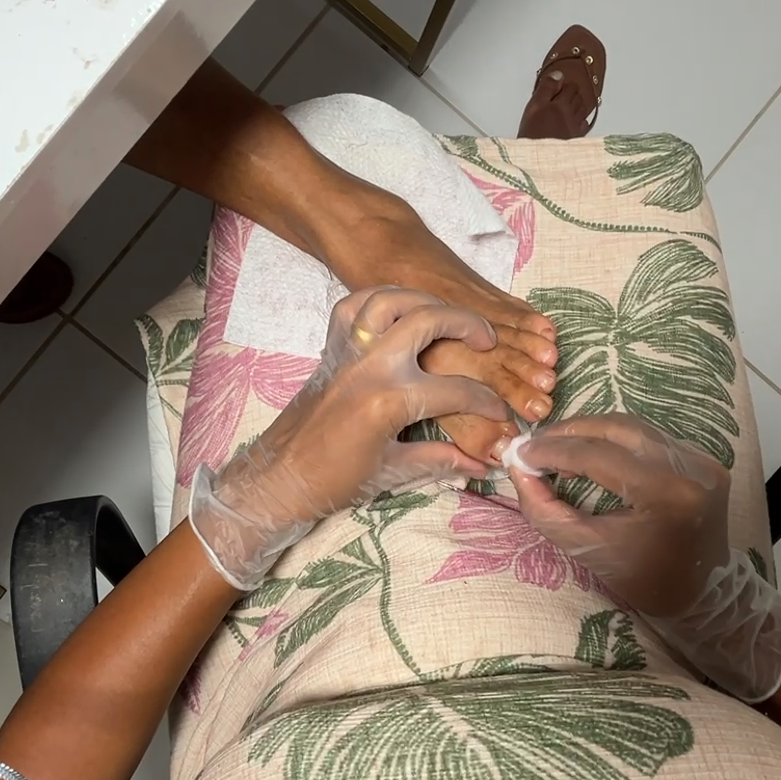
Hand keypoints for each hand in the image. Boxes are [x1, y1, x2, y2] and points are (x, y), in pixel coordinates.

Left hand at [191, 287, 508, 590]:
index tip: (501, 411)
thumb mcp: (394, 472)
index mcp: (389, 401)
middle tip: (486, 341)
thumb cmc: (334, 481)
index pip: (456, 391)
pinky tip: (396, 314)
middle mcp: (369, 366)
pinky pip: (352, 307)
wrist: (280, 478)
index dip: (487, 402)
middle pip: (428, 319)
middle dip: (468, 324)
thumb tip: (482, 463)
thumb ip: (442, 460)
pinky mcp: (329, 350)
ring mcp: (346, 352)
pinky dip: (377, 301)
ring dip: (423, 300)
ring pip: (388, 299)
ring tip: (444, 315)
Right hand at [505, 414, 780, 700]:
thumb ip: (546, 509)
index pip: (597, 455)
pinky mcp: (702, 458)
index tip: (519, 453)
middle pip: (615, 428)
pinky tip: (590, 452)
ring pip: (631, 427)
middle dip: (568, 432)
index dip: (552, 450)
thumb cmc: (644, 580)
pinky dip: (612, 440)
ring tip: (556, 448)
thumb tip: (517, 468)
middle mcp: (690, 466)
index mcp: (666, 493)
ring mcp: (701, 459)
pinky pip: (647, 437)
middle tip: (534, 445)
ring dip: (589, 432)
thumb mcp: (586, 549)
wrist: (705, 596)